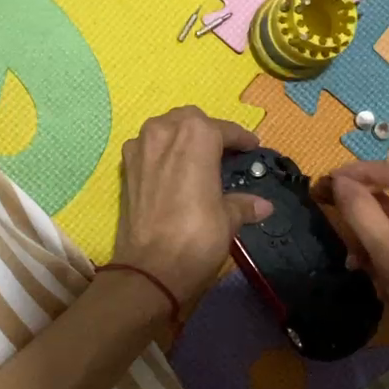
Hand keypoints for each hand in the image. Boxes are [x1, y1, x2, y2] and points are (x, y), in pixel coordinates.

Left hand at [115, 107, 272, 302]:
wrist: (150, 268)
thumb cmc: (197, 237)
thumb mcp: (228, 219)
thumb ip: (243, 204)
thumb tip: (262, 205)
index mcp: (196, 135)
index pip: (224, 129)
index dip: (241, 139)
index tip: (252, 147)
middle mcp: (164, 130)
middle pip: (190, 120)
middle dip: (208, 131)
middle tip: (224, 151)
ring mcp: (140, 146)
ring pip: (165, 128)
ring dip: (181, 137)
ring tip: (197, 158)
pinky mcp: (125, 165)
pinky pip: (147, 146)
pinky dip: (161, 152)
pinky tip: (172, 171)